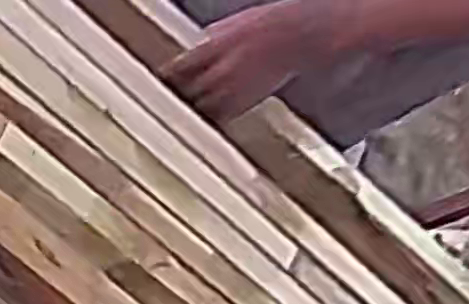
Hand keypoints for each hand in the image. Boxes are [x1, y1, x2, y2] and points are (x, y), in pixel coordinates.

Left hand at [163, 0, 345, 120]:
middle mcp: (218, 70)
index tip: (154, 83)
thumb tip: (188, 48)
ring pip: (191, 107)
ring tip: (178, 110)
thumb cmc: (280, 20)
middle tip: (161, 100)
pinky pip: (210, 118)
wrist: (315, 30)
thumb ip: (211, 37)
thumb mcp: (241, 20)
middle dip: (172, 95)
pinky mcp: (238, 105)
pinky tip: (199, 117)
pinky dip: (202, 119)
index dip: (163, 77)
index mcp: (216, 46)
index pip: (176, 68)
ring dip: (185, 109)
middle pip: (179, 91)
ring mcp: (227, 90)